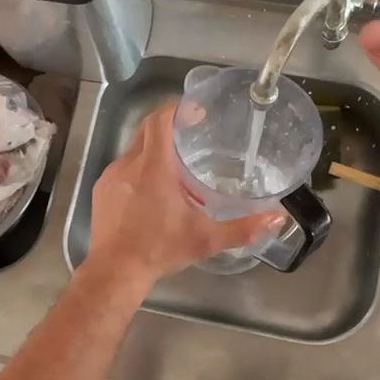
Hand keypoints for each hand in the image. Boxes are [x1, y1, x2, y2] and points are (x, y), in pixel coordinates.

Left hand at [85, 105, 280, 290]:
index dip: (176, 109)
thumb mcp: (206, 240)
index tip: (195, 110)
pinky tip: (152, 192)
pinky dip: (139, 170)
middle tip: (191, 134)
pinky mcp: (101, 192)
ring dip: (154, 151)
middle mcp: (129, 165)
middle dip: (168, 127)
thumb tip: (277, 219)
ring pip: (134, 151)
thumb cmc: (159, 249)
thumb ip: (243, 228)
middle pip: (146, 131)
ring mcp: (111, 178)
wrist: (115, 271)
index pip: (160, 120)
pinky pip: (122, 170)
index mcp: (153, 167)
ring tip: (176, 167)